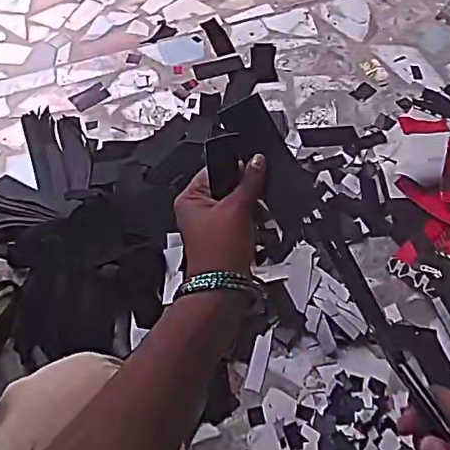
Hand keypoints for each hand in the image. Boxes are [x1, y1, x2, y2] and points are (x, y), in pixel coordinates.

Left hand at [174, 154, 265, 276]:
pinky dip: (254, 225)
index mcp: (190, 198)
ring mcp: (212, 226)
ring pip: (239, 206)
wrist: (225, 289)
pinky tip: (259, 232)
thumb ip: (250, 181)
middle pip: (230, 188)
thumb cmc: (218, 254)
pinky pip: (243, 222)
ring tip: (258, 221)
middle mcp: (197, 211)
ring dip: (254, 211)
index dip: (237, 170)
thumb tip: (256, 160)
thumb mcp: (238, 208)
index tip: (254, 171)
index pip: (215, 170)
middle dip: (249, 195)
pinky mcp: (226, 238)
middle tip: (257, 201)